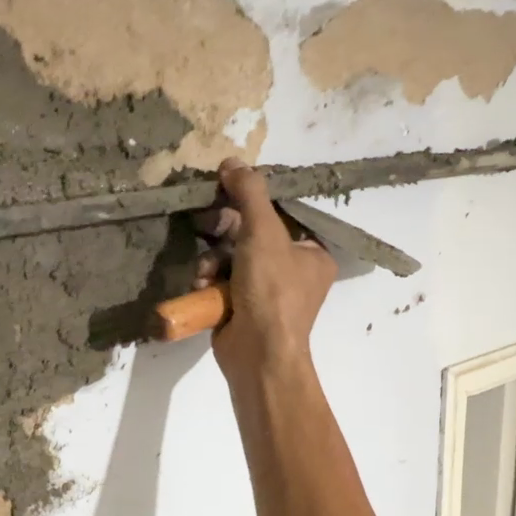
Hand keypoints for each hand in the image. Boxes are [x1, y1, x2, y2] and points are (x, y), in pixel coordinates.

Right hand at [194, 158, 337, 379]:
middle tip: (207, 227)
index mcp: (313, 253)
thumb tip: (232, 161)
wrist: (258, 354)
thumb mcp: (263, 232)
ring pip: (232, 260)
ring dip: (212, 262)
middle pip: (253, 236)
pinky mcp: (242, 310)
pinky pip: (222, 284)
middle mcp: (293, 272)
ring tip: (205, 272)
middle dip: (226, 236)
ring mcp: (266, 293)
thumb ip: (249, 193)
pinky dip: (210, 283)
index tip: (226, 192)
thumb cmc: (271, 291)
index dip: (254, 202)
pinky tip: (202, 287)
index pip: (283, 214)